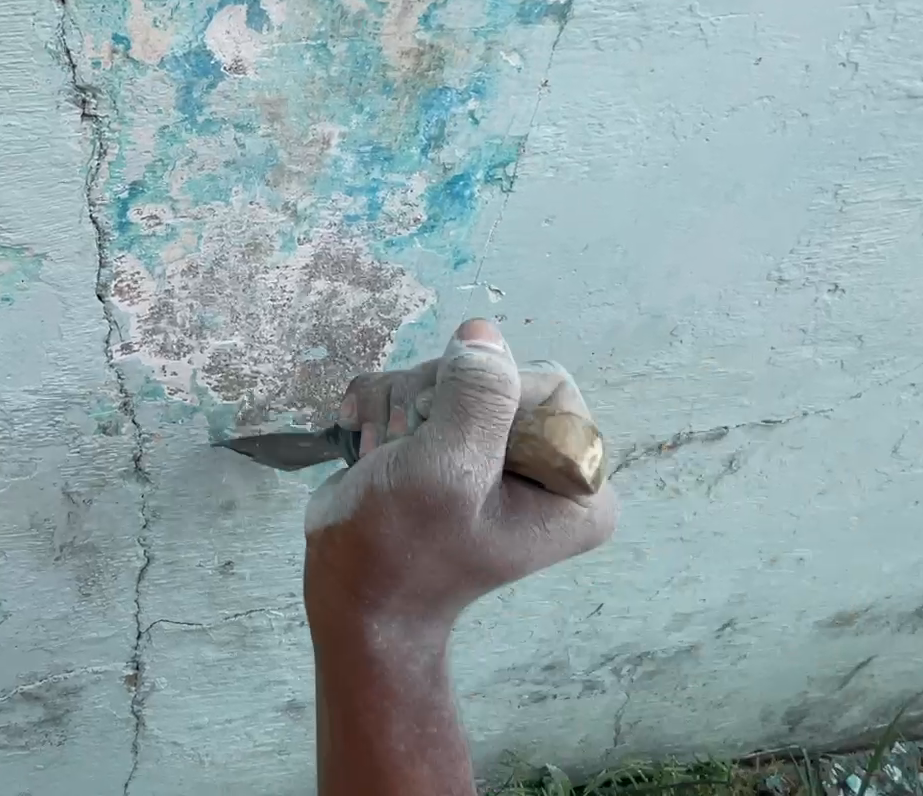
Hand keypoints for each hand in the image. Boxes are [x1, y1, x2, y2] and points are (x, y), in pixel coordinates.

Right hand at [303, 318, 617, 631]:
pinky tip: (365, 443)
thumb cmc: (402, 546)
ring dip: (396, 406)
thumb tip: (482, 332)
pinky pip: (410, 388)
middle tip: (405, 449)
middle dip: (430, 401)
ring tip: (381, 454)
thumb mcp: (446, 472)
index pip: (545, 384)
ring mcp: (485, 450)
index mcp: (574, 482)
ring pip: (441, 375)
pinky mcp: (440, 442)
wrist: (347, 591)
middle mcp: (539, 462)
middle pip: (486, 374)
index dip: (485, 395)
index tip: (443, 439)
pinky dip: (377, 407)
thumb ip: (476, 398)